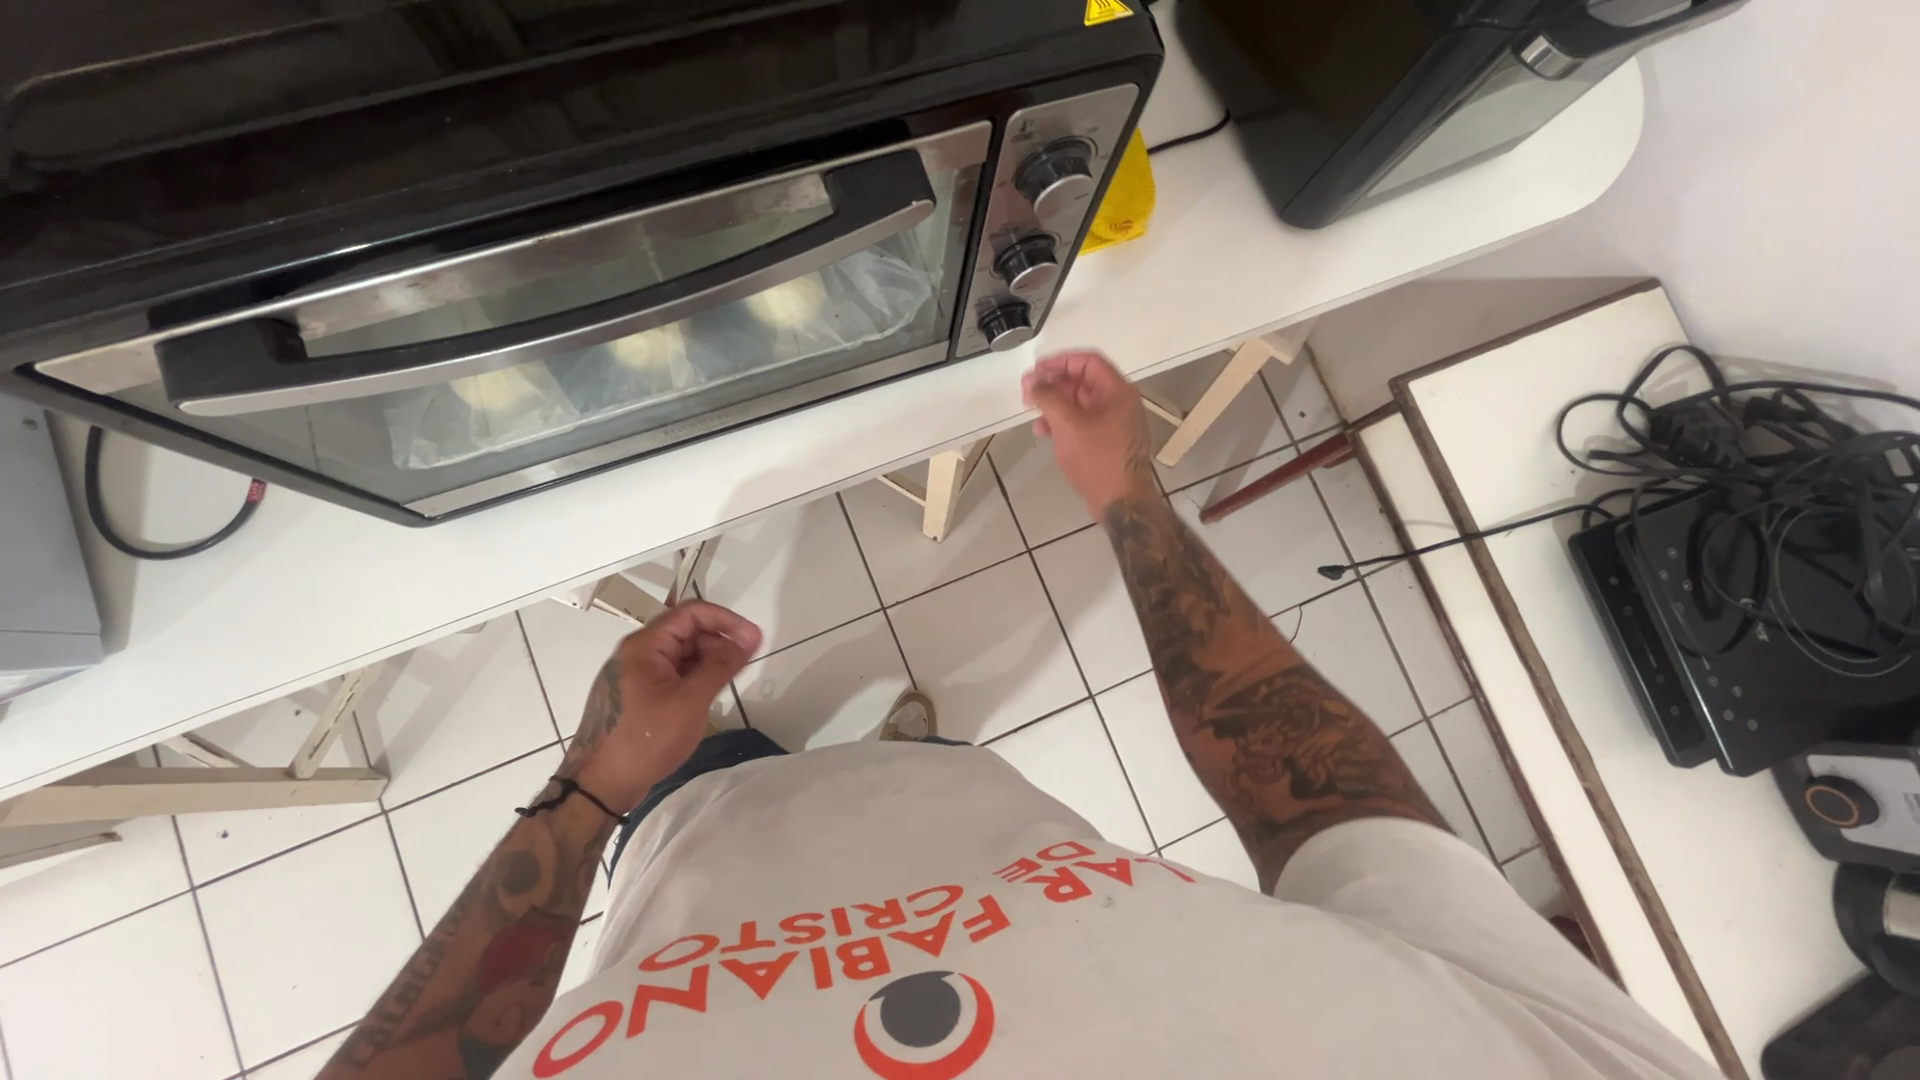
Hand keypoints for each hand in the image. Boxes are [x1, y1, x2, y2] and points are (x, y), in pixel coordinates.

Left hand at [557, 601, 762, 812]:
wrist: (600, 786)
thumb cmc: (646, 739)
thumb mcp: (691, 700)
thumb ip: (722, 664)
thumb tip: (750, 637)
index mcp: (645, 646)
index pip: (691, 613)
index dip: (727, 620)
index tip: (754, 639)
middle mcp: (636, 653)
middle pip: (685, 632)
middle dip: (719, 642)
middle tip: (745, 664)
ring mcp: (634, 675)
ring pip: (680, 655)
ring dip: (708, 661)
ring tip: (729, 682)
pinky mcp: (636, 695)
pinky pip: (671, 674)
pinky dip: (694, 678)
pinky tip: (708, 696)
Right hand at [1022, 350, 1155, 516]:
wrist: (1122, 503)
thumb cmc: (1098, 461)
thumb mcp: (1068, 426)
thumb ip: (1048, 398)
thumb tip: (1033, 381)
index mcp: (1117, 392)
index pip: (1087, 362)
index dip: (1059, 362)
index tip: (1035, 371)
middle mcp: (1119, 402)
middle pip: (1082, 381)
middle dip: (1053, 385)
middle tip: (1028, 393)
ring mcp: (1114, 423)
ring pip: (1080, 403)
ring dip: (1054, 405)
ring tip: (1032, 412)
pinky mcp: (1107, 441)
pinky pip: (1083, 422)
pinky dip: (1063, 423)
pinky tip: (1044, 432)